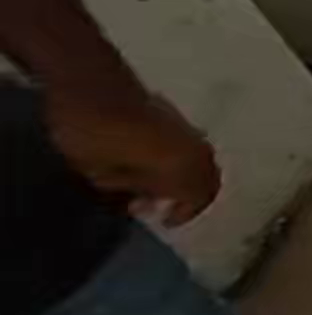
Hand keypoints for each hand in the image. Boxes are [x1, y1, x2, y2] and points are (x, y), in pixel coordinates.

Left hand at [43, 92, 220, 225]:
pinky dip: (182, 164)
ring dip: (186, 179)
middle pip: (209, 183)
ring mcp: (195, 137)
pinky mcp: (184, 125)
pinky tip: (158, 166)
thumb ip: (130, 188)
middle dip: (189, 197)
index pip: (200, 198)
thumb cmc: (98, 137)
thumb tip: (143, 198)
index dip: (185, 214)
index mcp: (187, 170)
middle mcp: (202, 155)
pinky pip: (194, 152)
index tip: (166, 223)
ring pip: (204, 167)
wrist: (98, 91)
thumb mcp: (101, 172)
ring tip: (157, 186)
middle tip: (163, 206)